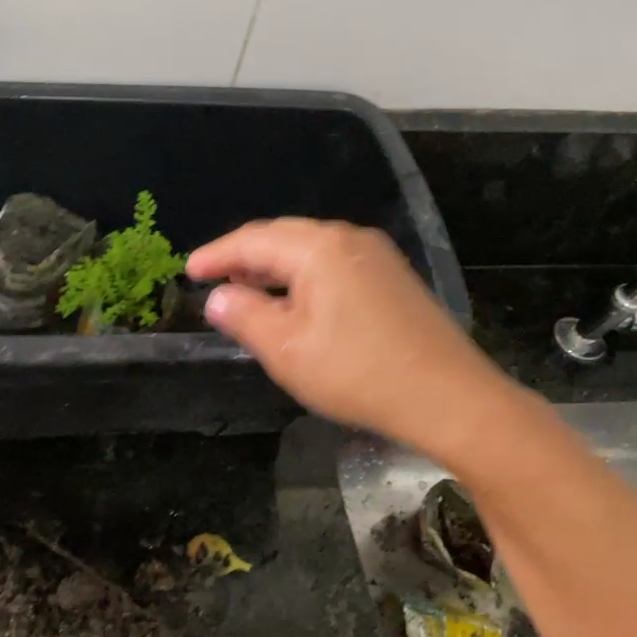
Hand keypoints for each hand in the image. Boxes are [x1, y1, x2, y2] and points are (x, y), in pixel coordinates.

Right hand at [189, 219, 520, 458]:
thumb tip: (218, 296)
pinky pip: (333, 266)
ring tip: (244, 289)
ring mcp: (377, 258)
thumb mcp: (287, 350)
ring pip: (310, 251)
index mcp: (320, 249)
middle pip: (283, 238)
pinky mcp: (392, 280)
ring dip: (273, 267)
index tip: (187, 271)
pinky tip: (292, 302)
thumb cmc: (358, 373)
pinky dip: (302, 278)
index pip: (253, 241)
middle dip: (243, 257)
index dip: (216, 255)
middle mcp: (350, 240)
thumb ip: (245, 317)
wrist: (448, 398)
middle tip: (211, 277)